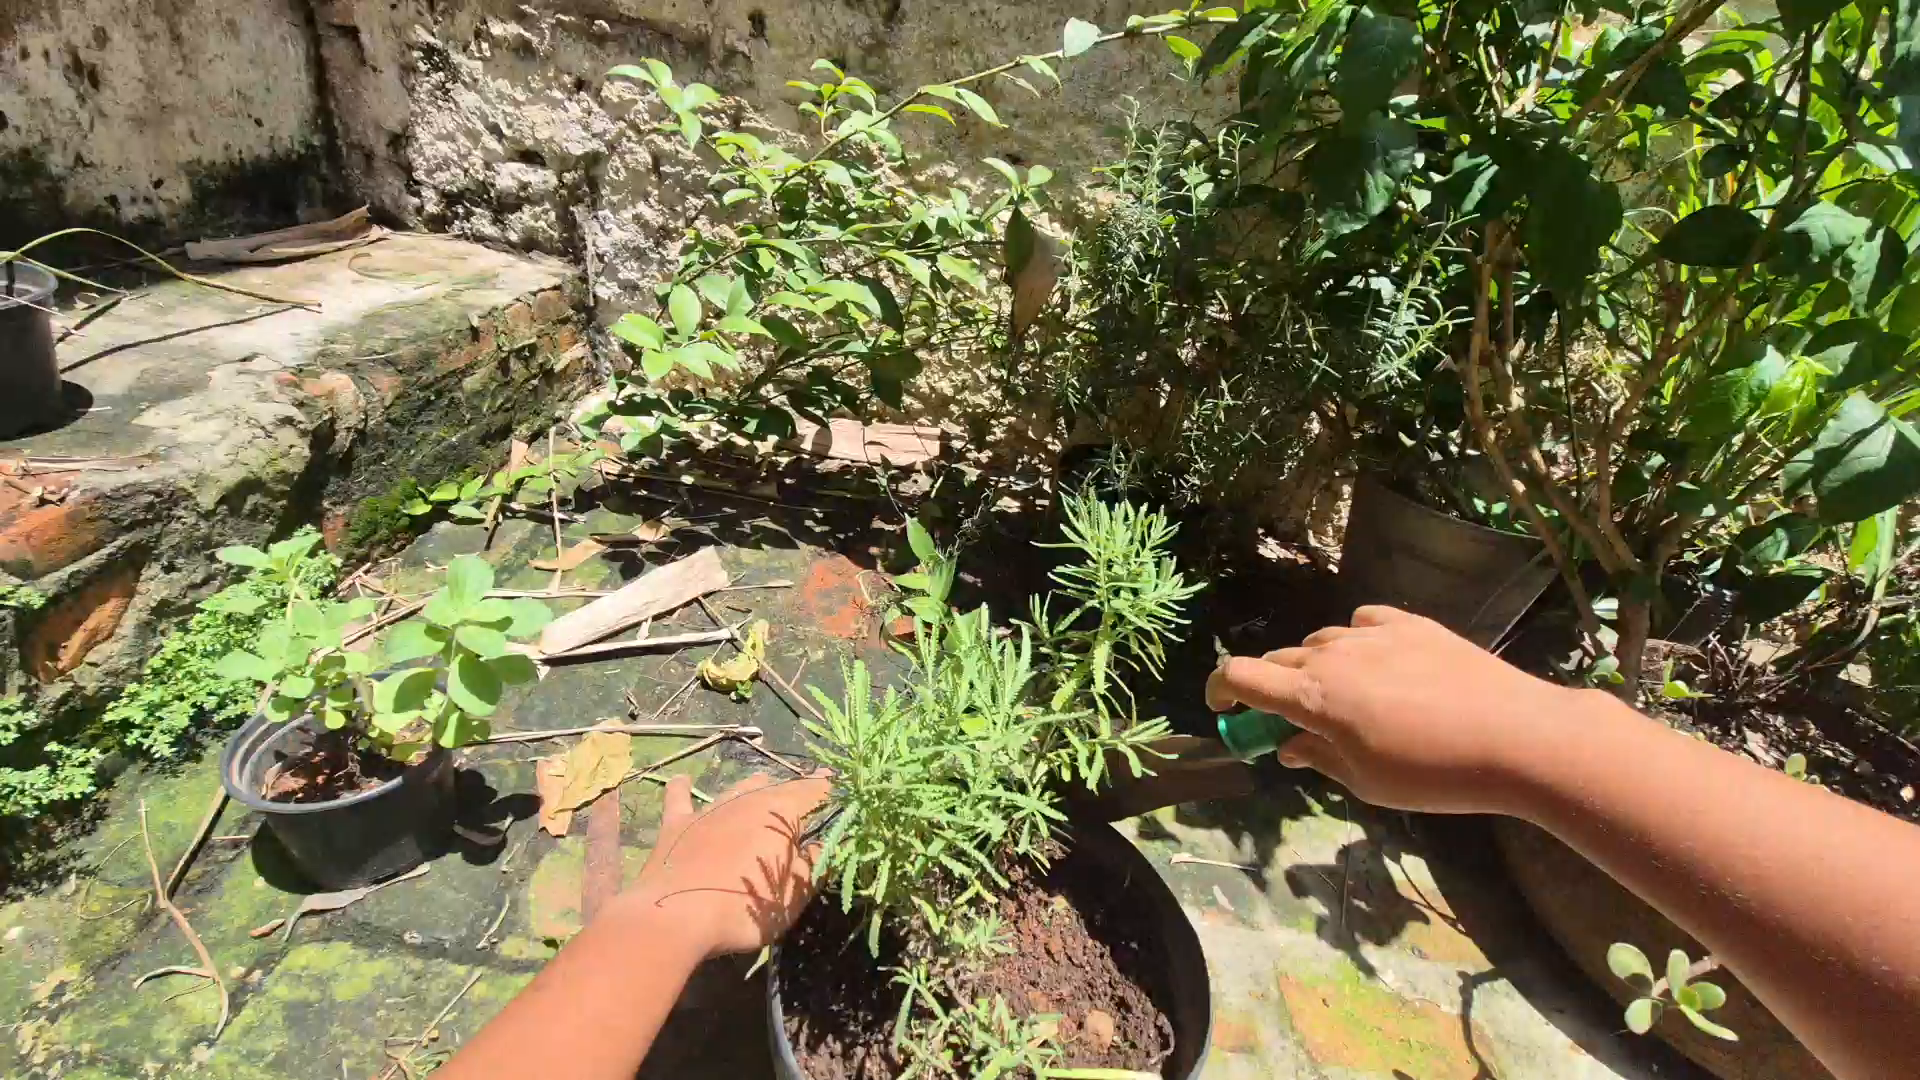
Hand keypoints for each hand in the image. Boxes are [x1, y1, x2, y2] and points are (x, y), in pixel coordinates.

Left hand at [613, 771, 831, 956]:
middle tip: (805, 793)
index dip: (828, 788)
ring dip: (753, 787)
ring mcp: (710, 810)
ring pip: (738, 788)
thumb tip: (827, 842)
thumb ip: (815, 862)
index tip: (838, 783)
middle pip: (777, 787)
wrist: (674, 918)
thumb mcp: (794, 892)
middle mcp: (747, 800)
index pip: (812, 792)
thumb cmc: (745, 906)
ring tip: (762, 785)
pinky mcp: (677, 826)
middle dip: (794, 789)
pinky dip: (682, 790)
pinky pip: (680, 800)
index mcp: (780, 811)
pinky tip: (681, 780)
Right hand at [1206, 605, 1580, 814]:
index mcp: (1311, 695)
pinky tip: (1379, 660)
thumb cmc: (1435, 773)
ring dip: (1315, 667)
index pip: (1237, 675)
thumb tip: (1288, 746)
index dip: (1220, 689)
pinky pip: (1361, 622)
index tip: (1225, 708)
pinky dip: (1356, 640)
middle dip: (1273, 689)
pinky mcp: (1408, 623)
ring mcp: (1369, 634)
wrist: (1523, 737)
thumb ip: (1316, 757)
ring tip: (1347, 695)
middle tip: (1294, 721)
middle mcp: (1329, 655)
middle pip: (1277, 661)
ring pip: (1318, 642)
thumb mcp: (1366, 783)